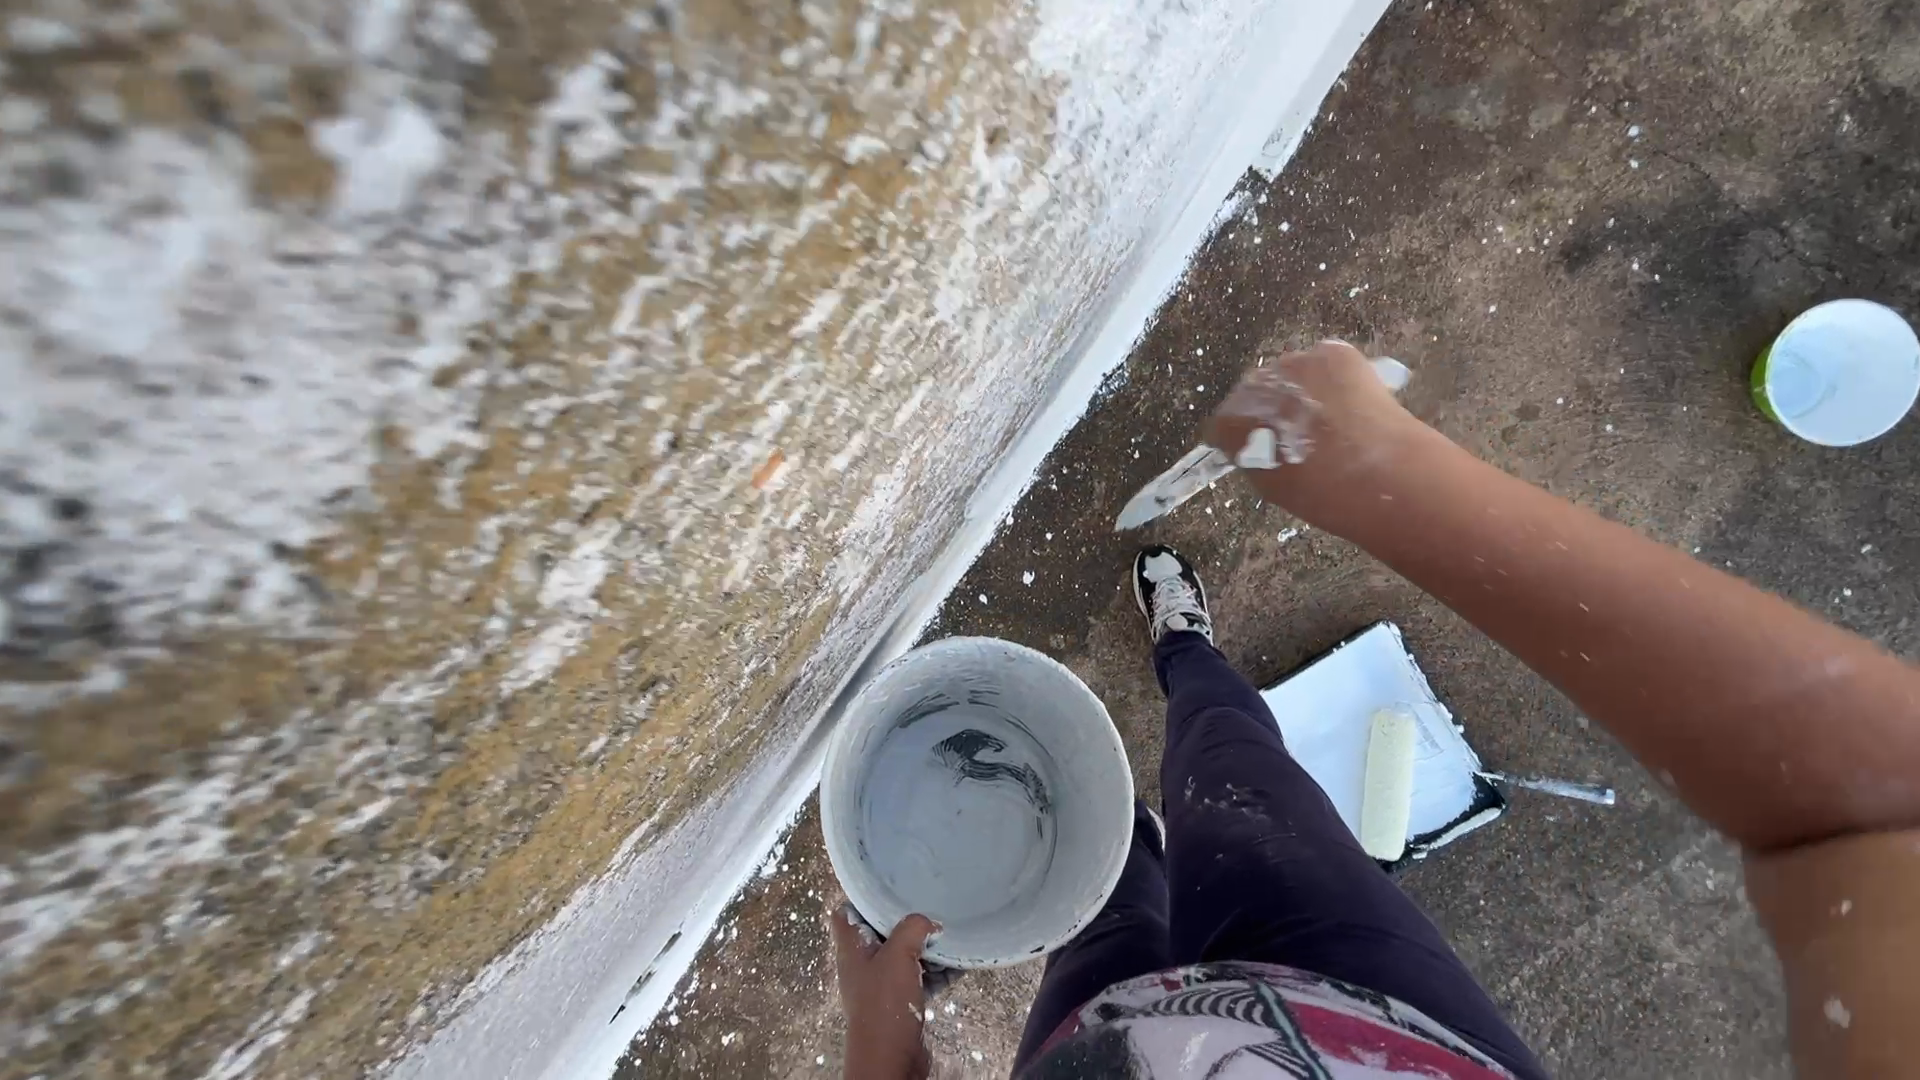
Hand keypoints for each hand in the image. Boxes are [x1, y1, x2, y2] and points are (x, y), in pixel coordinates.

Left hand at [829, 904, 939, 1079]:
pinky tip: (957, 964)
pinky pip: (918, 977)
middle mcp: (862, 964)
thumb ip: (913, 927)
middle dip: (906, 922)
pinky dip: (935, 971)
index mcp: (851, 949)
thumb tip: (928, 922)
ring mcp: (880, 985)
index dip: (862, 898)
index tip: (889, 888)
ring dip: (926, 948)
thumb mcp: (899, 954)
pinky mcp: (899, 1003)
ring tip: (949, 936)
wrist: (891, 1062)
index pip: (845, 913)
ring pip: (903, 955)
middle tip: (928, 909)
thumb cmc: (886, 1003)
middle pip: (881, 932)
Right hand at [1202, 340, 1432, 533]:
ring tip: (1326, 416)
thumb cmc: (1319, 492)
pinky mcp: (1330, 352)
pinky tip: (1349, 400)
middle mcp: (1252, 385)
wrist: (1374, 473)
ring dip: (1300, 390)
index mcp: (1229, 422)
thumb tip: (1260, 446)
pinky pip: (1324, 362)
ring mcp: (1292, 364)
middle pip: (1254, 392)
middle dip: (1269, 408)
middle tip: (1294, 431)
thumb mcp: (1269, 484)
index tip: (1257, 448)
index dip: (1241, 437)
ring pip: (1290, 374)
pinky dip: (1333, 377)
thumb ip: (1253, 456)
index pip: (1223, 423)